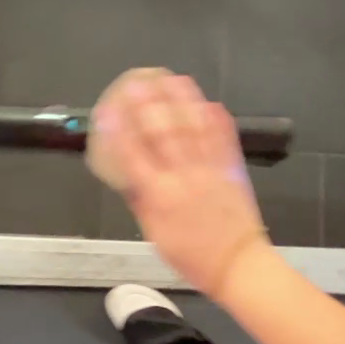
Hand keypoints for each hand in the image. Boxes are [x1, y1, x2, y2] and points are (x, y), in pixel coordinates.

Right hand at [90, 69, 270, 298]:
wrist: (237, 264)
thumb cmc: (191, 255)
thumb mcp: (154, 234)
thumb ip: (140, 202)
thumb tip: (126, 176)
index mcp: (159, 195)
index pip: (133, 156)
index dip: (118, 131)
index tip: (107, 110)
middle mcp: (184, 176)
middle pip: (163, 132)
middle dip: (147, 104)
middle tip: (136, 82)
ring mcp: (210, 169)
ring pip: (194, 127)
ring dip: (181, 101)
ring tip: (170, 79)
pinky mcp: (232, 168)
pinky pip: (223, 138)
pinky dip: (216, 118)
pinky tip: (208, 101)